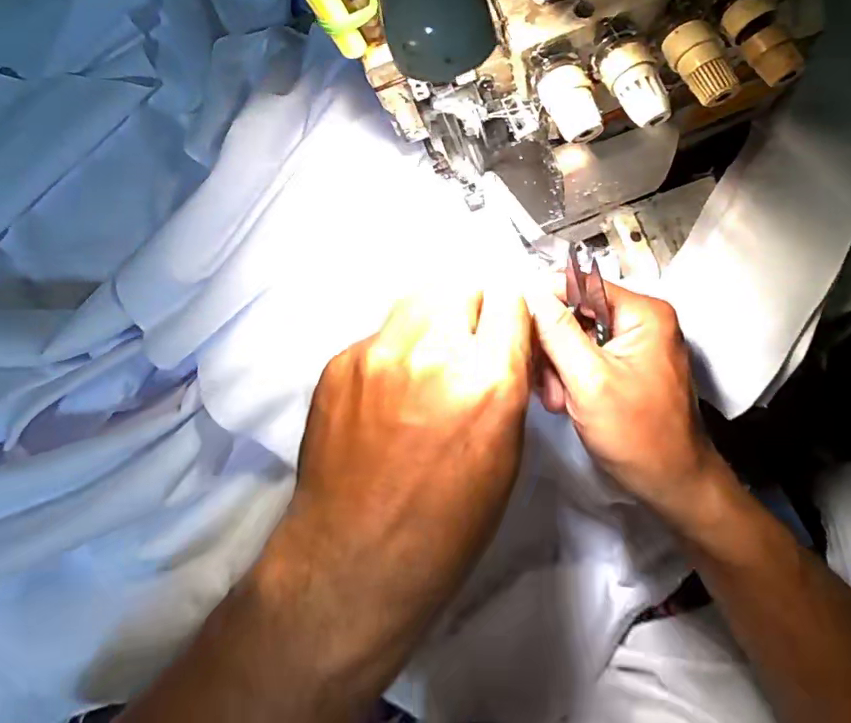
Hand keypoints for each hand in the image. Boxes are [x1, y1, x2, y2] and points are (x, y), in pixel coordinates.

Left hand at [257, 284, 533, 694]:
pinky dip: (394, 352)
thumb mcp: (505, 454)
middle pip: (461, 288)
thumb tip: (503, 344)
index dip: (510, 315)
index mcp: (487, 380)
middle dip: (471, 311)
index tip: (503, 332)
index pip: (509, 300)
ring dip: (432, 321)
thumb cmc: (447, 525)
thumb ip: (506, 384)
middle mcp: (433, 353)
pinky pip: (381, 336)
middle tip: (465, 346)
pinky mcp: (340, 363)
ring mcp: (378, 354)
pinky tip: (388, 393)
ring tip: (427, 361)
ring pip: (418, 301)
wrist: (353, 560)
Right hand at [528, 277, 728, 529]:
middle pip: (575, 311)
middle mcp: (642, 320)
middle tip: (545, 380)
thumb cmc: (640, 437)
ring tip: (558, 399)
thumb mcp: (589, 380)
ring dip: (557, 366)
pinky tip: (566, 402)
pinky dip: (570, 376)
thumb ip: (556, 331)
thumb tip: (529, 292)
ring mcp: (635, 344)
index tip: (519, 327)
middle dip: (552, 345)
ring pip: (575, 336)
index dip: (544, 303)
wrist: (674, 488)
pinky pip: (586, 356)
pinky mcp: (627, 365)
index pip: (579, 285)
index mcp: (643, 313)